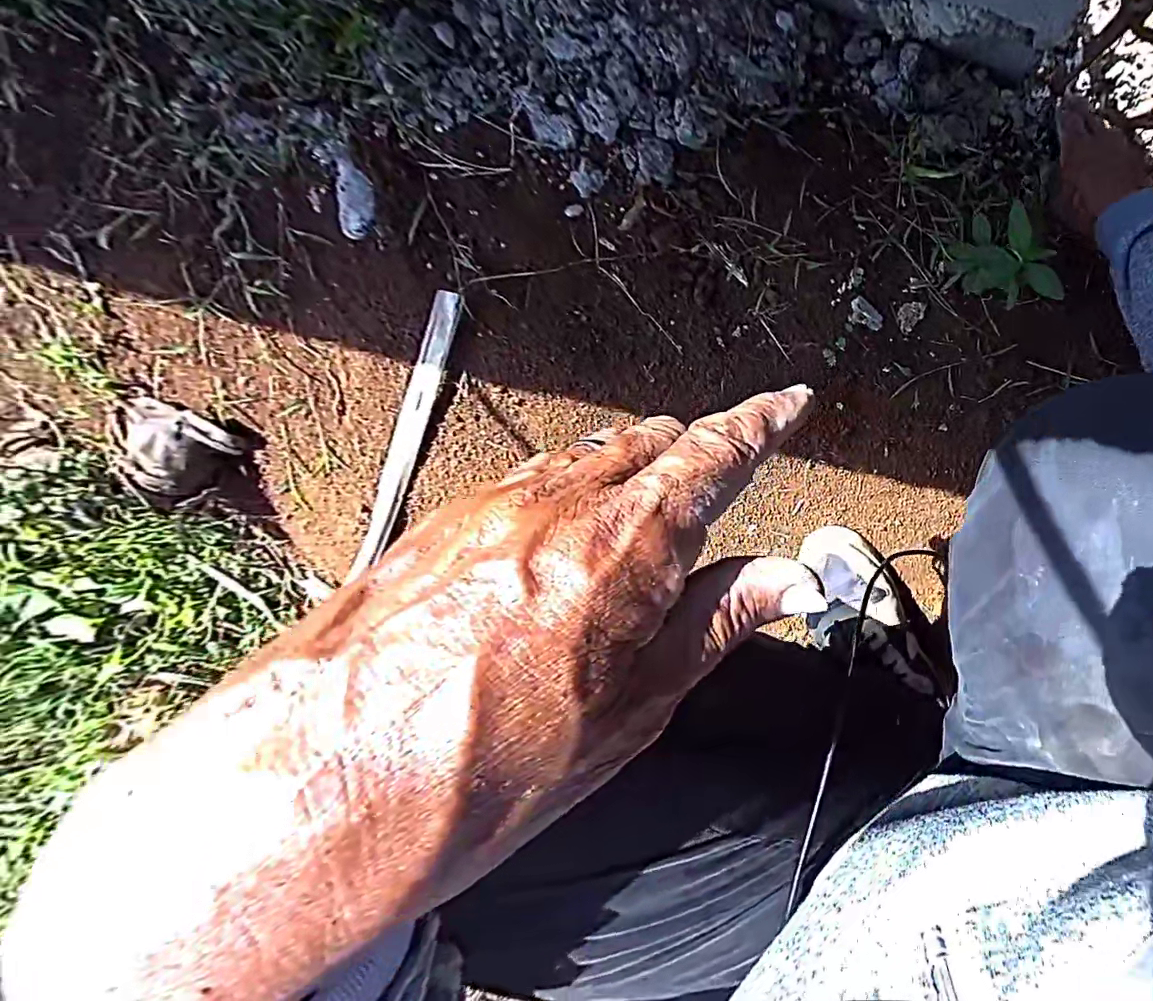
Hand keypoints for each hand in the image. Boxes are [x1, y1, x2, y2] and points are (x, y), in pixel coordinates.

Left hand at [2, 386, 824, 1000]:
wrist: (304, 807)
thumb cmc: (491, 765)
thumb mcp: (643, 699)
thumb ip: (723, 617)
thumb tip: (792, 578)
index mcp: (631, 543)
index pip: (719, 453)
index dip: (767, 420)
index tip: (792, 401)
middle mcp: (564, 502)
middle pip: (659, 439)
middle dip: (704, 449)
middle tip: (726, 480)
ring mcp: (495, 503)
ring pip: (596, 452)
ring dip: (641, 468)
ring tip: (652, 515)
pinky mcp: (441, 519)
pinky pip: (536, 476)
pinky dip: (578, 487)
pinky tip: (572, 536)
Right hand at [1056, 96, 1152, 240]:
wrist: (1130, 216)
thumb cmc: (1089, 212)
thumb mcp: (1063, 202)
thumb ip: (1060, 182)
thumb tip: (1059, 173)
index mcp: (1076, 146)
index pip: (1069, 122)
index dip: (1065, 113)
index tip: (1062, 105)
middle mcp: (1101, 139)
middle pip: (1090, 117)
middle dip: (1081, 109)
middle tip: (1075, 100)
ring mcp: (1123, 146)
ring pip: (1109, 129)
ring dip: (1102, 127)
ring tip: (1096, 127)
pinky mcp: (1140, 158)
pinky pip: (1125, 145)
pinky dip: (1118, 146)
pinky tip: (1117, 151)